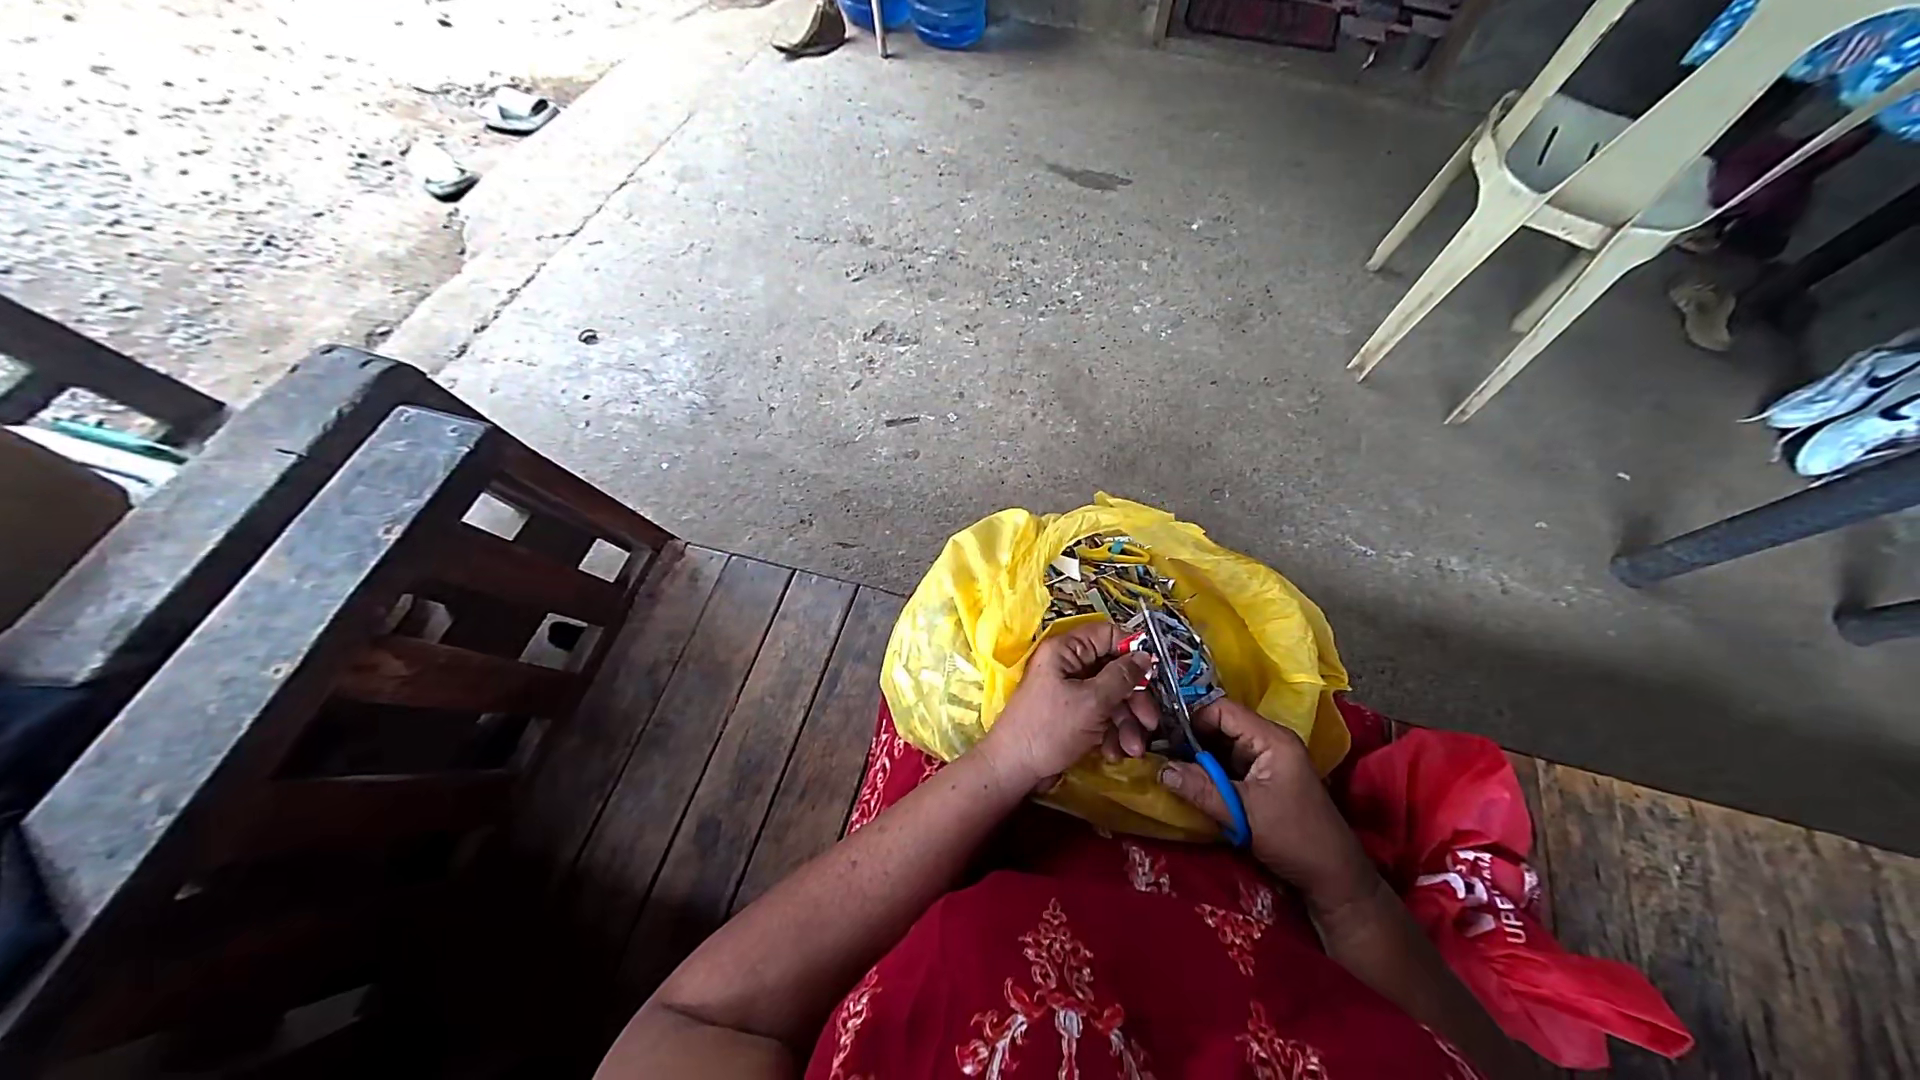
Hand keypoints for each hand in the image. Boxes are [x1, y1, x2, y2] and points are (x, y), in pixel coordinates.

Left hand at [976, 622, 1159, 793]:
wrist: (1014, 769)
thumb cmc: (1049, 729)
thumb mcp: (1092, 702)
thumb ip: (1122, 677)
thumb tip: (1144, 655)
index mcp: (1065, 650)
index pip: (1106, 634)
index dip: (1131, 650)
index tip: (1152, 672)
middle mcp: (1067, 666)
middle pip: (1113, 670)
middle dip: (1134, 699)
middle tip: (1150, 723)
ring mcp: (1069, 691)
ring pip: (1110, 697)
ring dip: (1126, 723)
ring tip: (1134, 749)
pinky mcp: (1071, 715)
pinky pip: (1099, 716)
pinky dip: (1111, 733)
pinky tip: (1114, 753)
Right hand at [1159, 697, 1377, 913]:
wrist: (1335, 881)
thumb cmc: (1296, 839)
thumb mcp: (1244, 813)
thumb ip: (1201, 788)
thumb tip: (1159, 769)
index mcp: (1272, 739)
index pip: (1222, 710)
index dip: (1191, 718)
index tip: (1163, 735)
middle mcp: (1268, 742)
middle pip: (1219, 725)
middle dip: (1189, 738)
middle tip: (1158, 751)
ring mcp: (1265, 761)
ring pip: (1220, 746)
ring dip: (1196, 756)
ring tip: (1166, 764)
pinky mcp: (1261, 780)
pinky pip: (1226, 764)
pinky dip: (1207, 771)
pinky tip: (1186, 780)